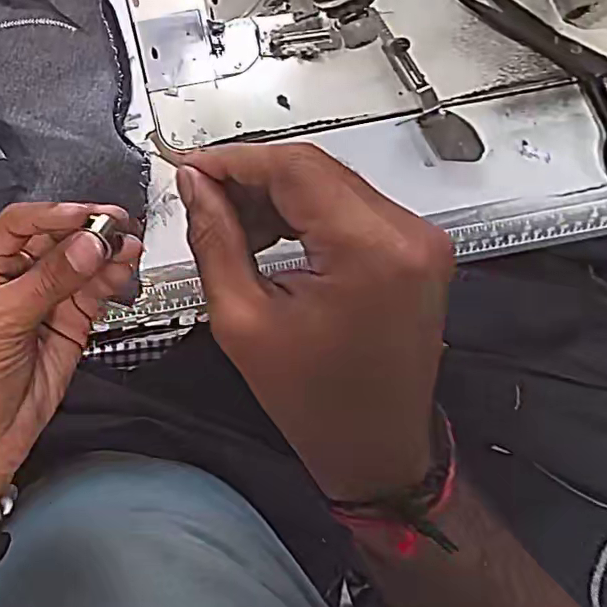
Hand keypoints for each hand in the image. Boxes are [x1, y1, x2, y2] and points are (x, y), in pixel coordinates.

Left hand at [0, 203, 141, 506]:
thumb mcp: (3, 319)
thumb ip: (49, 281)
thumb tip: (85, 246)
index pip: (21, 223)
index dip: (53, 214)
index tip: (83, 214)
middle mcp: (18, 274)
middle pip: (57, 236)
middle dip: (86, 228)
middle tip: (112, 224)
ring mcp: (47, 296)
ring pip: (81, 260)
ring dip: (105, 249)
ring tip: (125, 243)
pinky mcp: (71, 318)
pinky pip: (96, 288)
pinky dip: (113, 275)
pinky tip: (123, 264)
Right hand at [175, 144, 452, 502]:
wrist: (373, 446)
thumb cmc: (317, 401)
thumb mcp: (240, 317)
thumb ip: (213, 237)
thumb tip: (195, 186)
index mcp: (370, 252)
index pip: (293, 167)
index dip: (233, 160)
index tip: (192, 167)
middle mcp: (407, 236)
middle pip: (310, 167)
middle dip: (246, 175)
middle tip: (199, 193)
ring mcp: (415, 239)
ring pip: (324, 180)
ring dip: (269, 193)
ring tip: (228, 224)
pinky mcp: (409, 246)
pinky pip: (341, 203)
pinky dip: (296, 209)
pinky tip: (262, 233)